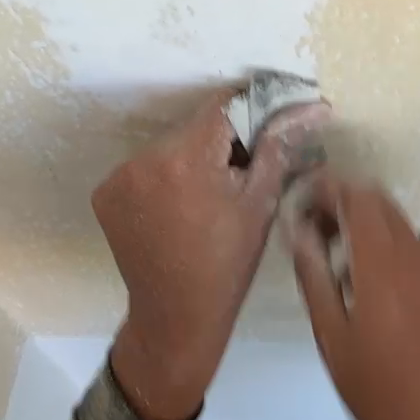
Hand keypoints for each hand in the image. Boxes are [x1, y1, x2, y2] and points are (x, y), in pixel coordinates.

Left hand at [96, 90, 330, 419]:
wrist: (177, 316)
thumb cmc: (228, 261)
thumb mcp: (261, 200)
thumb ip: (280, 144)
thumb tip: (313, 107)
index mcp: (187, 158)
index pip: (224, 105)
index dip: (252, 103)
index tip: (273, 110)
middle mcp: (146, 157)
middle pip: (197, 126)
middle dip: (223, 137)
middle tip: (246, 163)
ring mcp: (119, 175)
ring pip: (172, 144)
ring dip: (194, 155)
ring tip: (213, 188)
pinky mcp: (106, 192)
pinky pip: (146, 166)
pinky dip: (167, 175)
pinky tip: (182, 202)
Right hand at [288, 175, 419, 419]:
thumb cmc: (378, 391)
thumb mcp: (331, 335)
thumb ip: (313, 275)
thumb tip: (297, 230)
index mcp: (384, 261)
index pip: (356, 196)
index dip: (327, 188)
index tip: (302, 198)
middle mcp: (417, 254)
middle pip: (380, 204)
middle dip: (345, 204)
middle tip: (314, 229)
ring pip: (398, 227)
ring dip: (367, 228)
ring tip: (337, 263)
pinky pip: (415, 253)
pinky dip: (388, 251)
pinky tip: (372, 290)